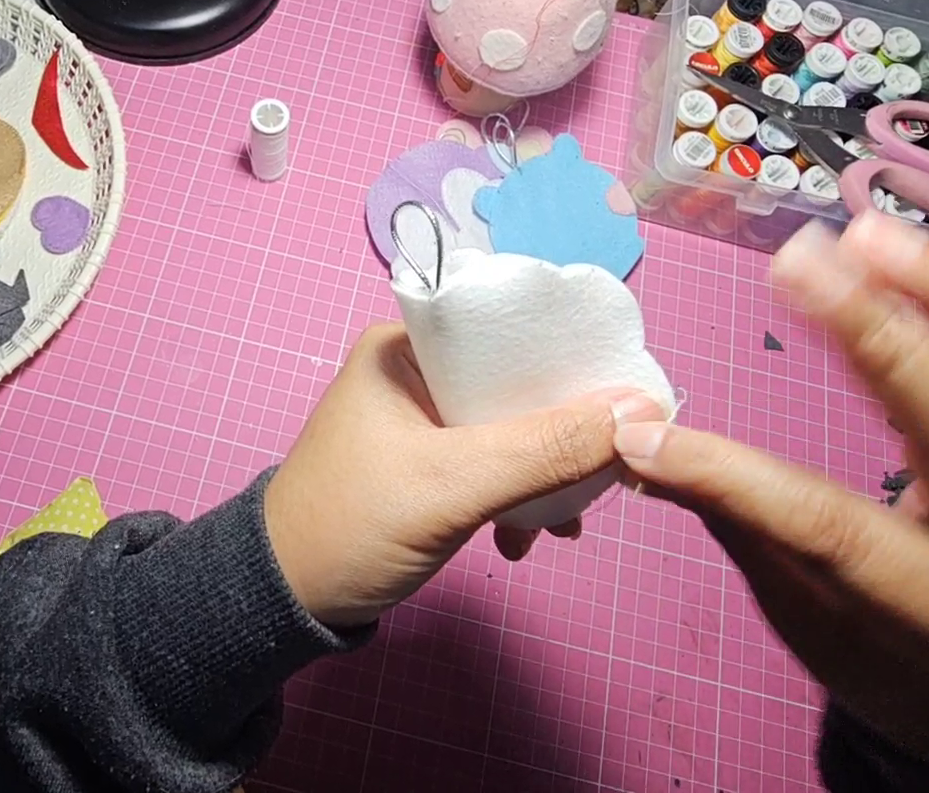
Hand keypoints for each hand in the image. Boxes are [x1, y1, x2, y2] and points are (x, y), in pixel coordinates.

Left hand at [264, 323, 663, 627]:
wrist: (289, 597)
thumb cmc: (353, 524)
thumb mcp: (452, 484)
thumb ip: (544, 448)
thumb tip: (639, 408)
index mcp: (406, 348)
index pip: (505, 331)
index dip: (568, 361)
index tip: (623, 403)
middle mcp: (415, 371)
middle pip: (514, 384)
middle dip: (562, 432)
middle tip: (604, 473)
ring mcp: (420, 418)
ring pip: (508, 428)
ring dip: (543, 473)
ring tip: (563, 523)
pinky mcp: (426, 460)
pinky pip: (491, 462)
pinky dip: (516, 494)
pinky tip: (527, 535)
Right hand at [611, 213, 928, 765]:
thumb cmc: (885, 666)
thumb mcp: (802, 619)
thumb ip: (736, 521)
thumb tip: (639, 442)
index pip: (833, 528)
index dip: (728, 474)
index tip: (640, 431)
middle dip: (877, 337)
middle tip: (798, 262)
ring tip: (868, 235)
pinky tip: (909, 258)